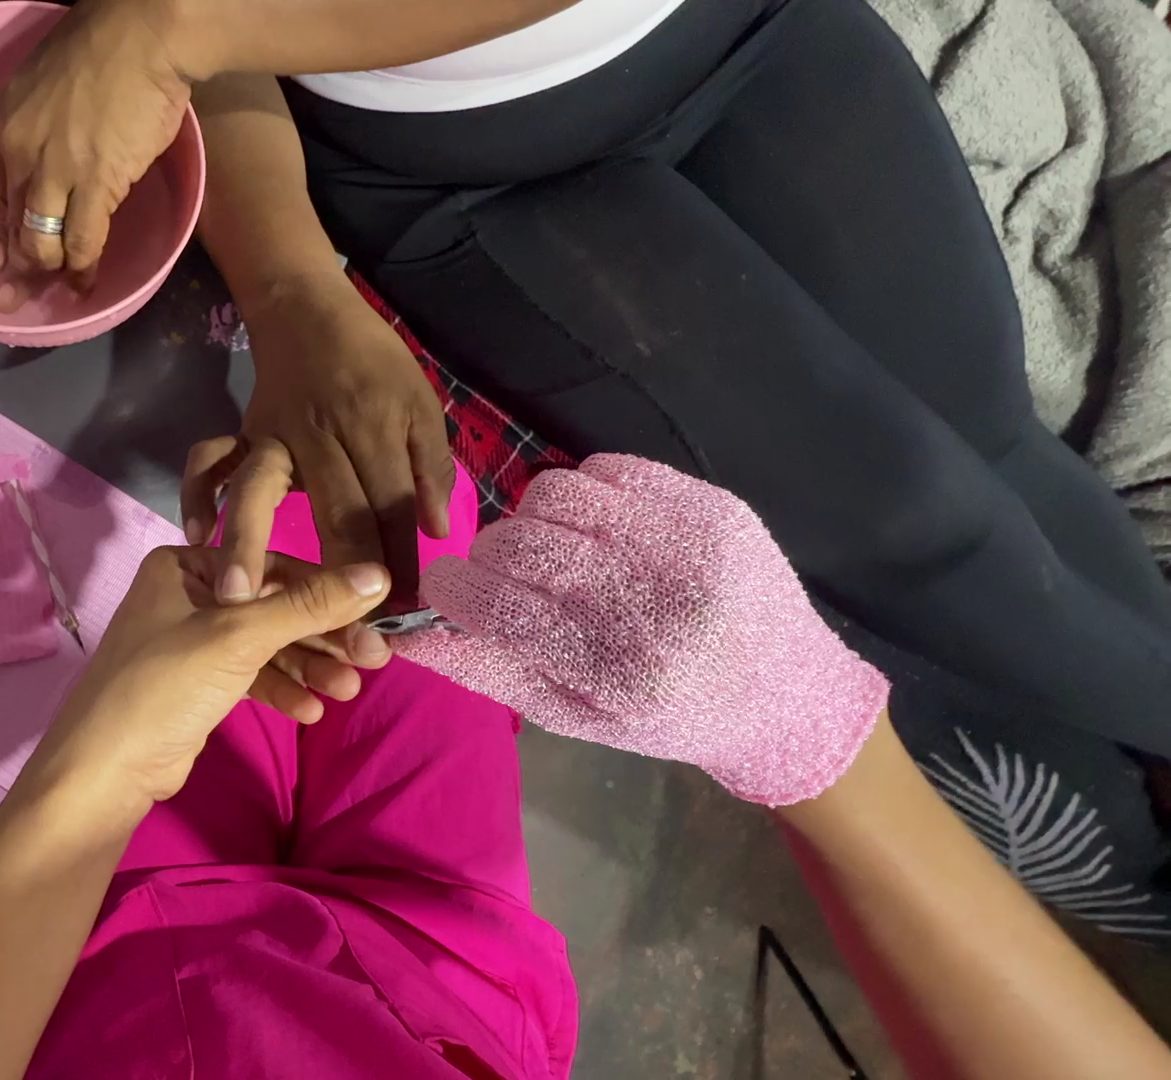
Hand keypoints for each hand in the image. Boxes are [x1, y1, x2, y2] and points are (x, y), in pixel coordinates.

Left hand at [0, 0, 191, 308]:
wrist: (141, 35)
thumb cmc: (103, 54)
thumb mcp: (47, 88)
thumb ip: (41, 131)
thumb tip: (55, 164)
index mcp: (6, 127)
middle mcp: (21, 153)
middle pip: (14, 227)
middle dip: (13, 272)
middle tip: (9, 303)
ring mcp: (57, 172)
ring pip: (42, 243)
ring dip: (48, 275)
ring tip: (60, 294)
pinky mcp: (96, 185)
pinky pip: (82, 243)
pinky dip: (82, 270)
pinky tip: (84, 286)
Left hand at [26, 546, 391, 818]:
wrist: (107, 770)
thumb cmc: (167, 683)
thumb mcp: (239, 637)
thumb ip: (309, 606)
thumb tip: (379, 575)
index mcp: (186, 565)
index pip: (271, 566)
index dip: (326, 591)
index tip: (374, 615)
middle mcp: (189, 594)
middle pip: (273, 607)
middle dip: (321, 637)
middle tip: (374, 659)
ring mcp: (193, 640)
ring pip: (266, 645)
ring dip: (307, 667)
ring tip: (348, 691)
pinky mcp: (199, 682)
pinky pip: (251, 674)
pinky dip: (281, 689)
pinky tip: (310, 711)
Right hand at [180, 275, 455, 608]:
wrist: (308, 309)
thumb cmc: (372, 360)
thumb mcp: (419, 402)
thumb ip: (430, 467)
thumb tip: (436, 531)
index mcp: (375, 430)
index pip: (389, 509)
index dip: (400, 564)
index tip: (403, 615)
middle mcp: (321, 438)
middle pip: (332, 514)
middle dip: (342, 579)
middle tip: (345, 637)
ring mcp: (272, 435)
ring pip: (259, 490)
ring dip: (249, 541)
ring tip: (241, 600)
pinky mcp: (239, 432)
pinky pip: (208, 462)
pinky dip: (194, 495)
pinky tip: (195, 537)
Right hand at [399, 454, 890, 805]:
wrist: (783, 696)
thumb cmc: (662, 715)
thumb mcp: (568, 715)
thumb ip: (485, 670)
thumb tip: (408, 636)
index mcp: (615, 667)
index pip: (496, 605)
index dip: (450, 588)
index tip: (444, 589)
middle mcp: (653, 601)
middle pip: (519, 541)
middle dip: (487, 554)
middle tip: (501, 575)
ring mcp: (688, 542)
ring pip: (554, 492)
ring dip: (531, 519)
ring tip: (552, 549)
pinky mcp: (712, 502)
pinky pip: (605, 467)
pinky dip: (580, 494)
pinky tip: (595, 529)